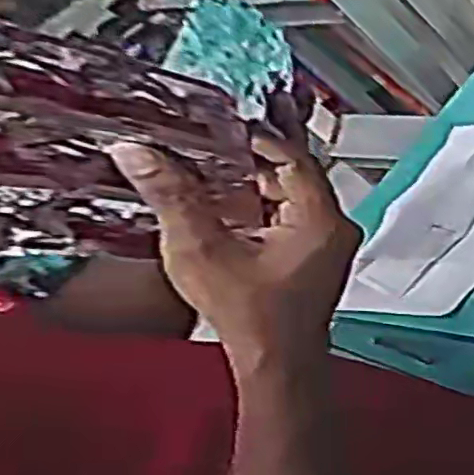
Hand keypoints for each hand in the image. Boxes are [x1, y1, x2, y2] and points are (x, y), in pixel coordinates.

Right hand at [109, 136, 360, 372]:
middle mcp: (334, 229)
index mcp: (321, 222)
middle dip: (246, 157)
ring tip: (198, 164)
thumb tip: (139, 151)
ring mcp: (329, 242)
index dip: (258, 138)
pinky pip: (287, 215)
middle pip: (293, 176)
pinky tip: (216, 200)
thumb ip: (173, 196)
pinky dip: (255, 204)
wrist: (278, 352)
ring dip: (246, 181)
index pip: (296, 161)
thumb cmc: (254, 311)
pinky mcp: (315, 253)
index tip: (220, 122)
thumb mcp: (201, 246)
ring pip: (288, 196)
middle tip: (199, 138)